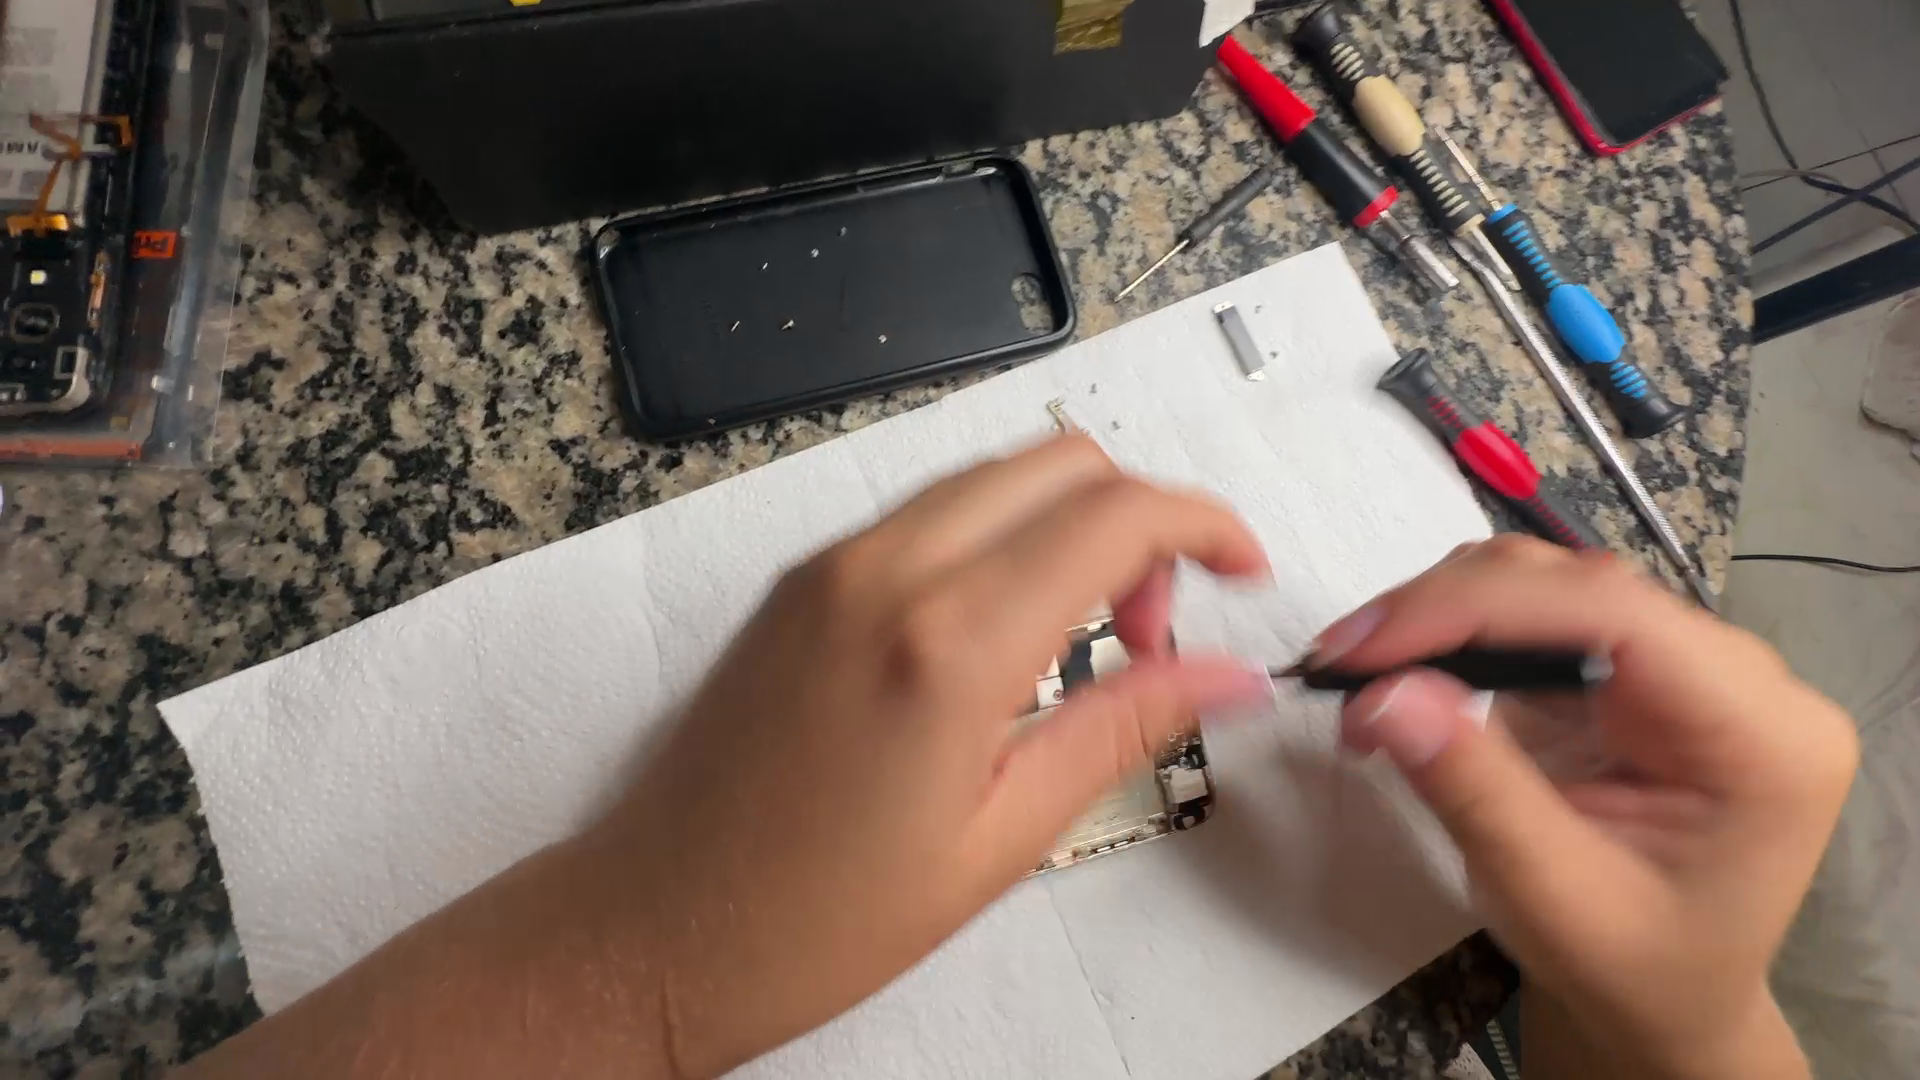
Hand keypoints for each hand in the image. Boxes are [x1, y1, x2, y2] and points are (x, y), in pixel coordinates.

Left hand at [179, 437, 1274, 1079]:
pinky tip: (1003, 626)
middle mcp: (887, 566)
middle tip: (1149, 624)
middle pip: (1060, 460)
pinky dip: (1002, 535)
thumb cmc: (819, 914)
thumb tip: (1225, 677)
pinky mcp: (808, 572)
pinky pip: (935, 510)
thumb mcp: (1002, 838)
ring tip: (1081, 634)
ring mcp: (837, 557)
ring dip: (1068, 522)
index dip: (1202, 523)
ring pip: (996, 476)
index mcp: (948, 640)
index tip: (1241, 564)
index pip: (1113, 514)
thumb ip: (1123, 730)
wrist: (653, 921)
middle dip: (1138, 518)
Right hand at [1319, 537, 1856, 1079]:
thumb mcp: (1550, 893)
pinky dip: (1431, 629)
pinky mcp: (1597, 663)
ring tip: (1355, 670)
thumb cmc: (1626, 958)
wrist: (1649, 985)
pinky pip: (1504, 609)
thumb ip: (1474, 788)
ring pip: (1522, 578)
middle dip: (1432, 608)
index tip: (1360, 650)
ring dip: (1424, 612)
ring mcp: (1656, 660)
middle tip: (1337, 661)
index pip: (1606, 611)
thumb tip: (1379, 693)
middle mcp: (1718, 671)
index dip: (1472, 608)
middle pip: (1558, 581)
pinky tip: (1390, 671)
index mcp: (1754, 730)